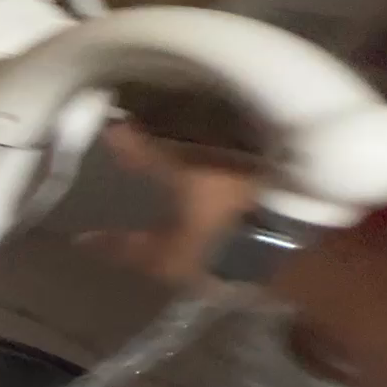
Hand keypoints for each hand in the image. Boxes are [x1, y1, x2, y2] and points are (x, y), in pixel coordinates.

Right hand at [74, 122, 260, 285]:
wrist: (304, 261)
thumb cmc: (222, 252)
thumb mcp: (164, 257)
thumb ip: (123, 246)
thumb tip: (82, 238)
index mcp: (183, 174)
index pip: (144, 152)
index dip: (125, 140)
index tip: (109, 125)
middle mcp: (216, 162)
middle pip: (182, 147)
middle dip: (163, 141)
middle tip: (145, 134)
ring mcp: (250, 169)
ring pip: (211, 154)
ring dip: (194, 152)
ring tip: (177, 152)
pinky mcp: (276, 181)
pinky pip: (235, 167)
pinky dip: (218, 168)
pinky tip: (210, 173)